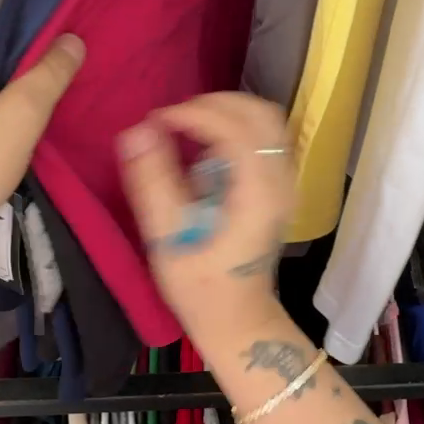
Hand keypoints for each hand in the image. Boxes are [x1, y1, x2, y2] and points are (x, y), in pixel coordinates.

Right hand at [117, 93, 295, 344]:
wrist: (238, 318)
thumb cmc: (201, 287)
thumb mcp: (168, 238)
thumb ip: (153, 182)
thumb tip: (137, 132)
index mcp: (258, 193)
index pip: (235, 128)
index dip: (194, 114)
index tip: (158, 121)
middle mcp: (281, 181)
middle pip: (259, 112)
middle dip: (213, 104)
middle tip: (174, 118)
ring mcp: (286, 183)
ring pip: (266, 121)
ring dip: (226, 112)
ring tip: (187, 125)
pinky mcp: (279, 187)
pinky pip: (264, 137)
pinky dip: (235, 127)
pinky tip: (205, 146)